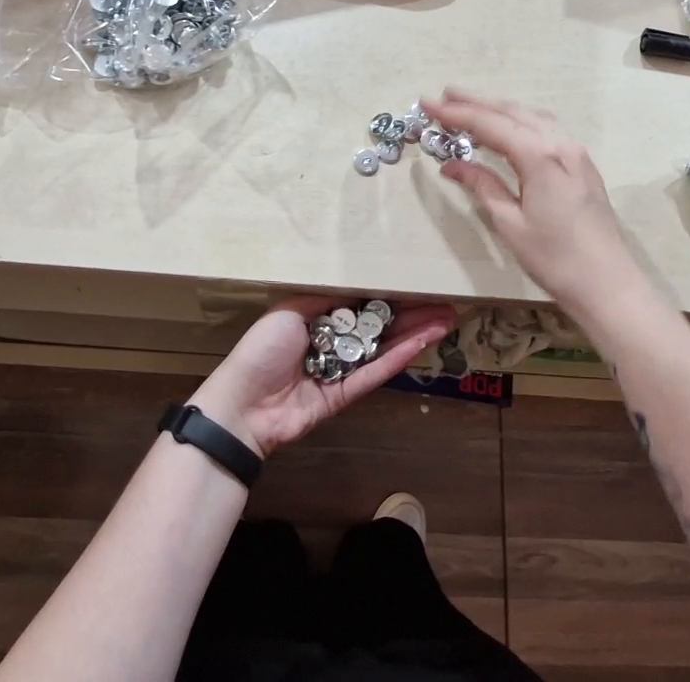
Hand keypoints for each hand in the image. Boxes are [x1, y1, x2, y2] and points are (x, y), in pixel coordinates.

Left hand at [189, 297, 457, 457]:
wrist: (243, 403)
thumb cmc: (262, 349)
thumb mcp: (291, 309)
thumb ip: (327, 299)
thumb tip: (359, 285)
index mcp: (317, 318)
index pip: (360, 303)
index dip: (389, 295)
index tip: (418, 285)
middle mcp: (333, 343)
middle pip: (379, 326)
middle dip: (412, 315)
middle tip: (446, 303)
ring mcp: (341, 370)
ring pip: (383, 349)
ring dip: (414, 334)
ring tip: (446, 319)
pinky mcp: (346, 395)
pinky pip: (375, 373)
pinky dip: (398, 358)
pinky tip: (423, 342)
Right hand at [423, 89, 640, 310]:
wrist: (607, 283)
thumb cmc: (554, 258)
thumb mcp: (510, 223)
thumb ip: (483, 186)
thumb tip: (453, 165)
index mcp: (540, 157)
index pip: (490, 125)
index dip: (457, 114)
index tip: (427, 104)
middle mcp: (560, 145)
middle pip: (512, 112)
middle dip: (476, 102)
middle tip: (443, 96)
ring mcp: (576, 153)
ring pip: (532, 117)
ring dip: (499, 108)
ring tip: (470, 106)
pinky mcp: (582, 165)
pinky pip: (547, 129)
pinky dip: (520, 121)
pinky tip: (508, 127)